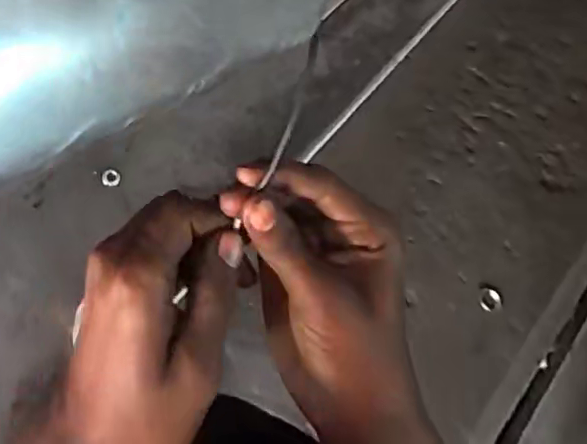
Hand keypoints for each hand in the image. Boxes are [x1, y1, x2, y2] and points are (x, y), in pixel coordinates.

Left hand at [34, 191, 241, 443]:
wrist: (86, 439)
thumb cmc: (147, 414)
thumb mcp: (197, 365)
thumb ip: (215, 295)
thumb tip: (230, 239)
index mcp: (136, 273)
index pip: (180, 210)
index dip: (216, 216)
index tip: (246, 242)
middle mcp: (113, 253)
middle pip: (165, 208)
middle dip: (204, 222)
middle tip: (237, 261)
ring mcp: (102, 259)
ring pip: (153, 219)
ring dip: (189, 233)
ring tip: (222, 274)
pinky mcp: (100, 271)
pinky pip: (142, 237)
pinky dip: (170, 245)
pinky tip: (192, 281)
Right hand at [220, 164, 437, 443]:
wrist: (351, 413)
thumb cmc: (353, 354)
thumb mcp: (321, 297)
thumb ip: (285, 247)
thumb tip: (252, 203)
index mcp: (366, 227)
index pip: (320, 185)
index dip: (282, 174)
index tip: (243, 174)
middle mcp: (340, 226)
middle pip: (294, 192)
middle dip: (260, 191)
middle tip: (225, 198)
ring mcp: (312, 243)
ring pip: (275, 208)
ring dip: (249, 207)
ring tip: (221, 210)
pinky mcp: (287, 261)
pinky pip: (263, 231)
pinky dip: (245, 228)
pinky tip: (225, 230)